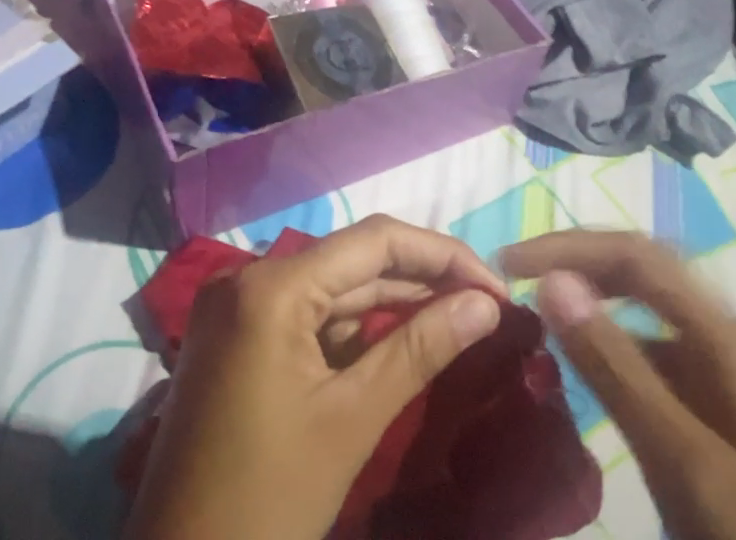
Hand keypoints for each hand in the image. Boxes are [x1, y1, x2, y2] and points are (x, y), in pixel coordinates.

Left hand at [125, 215, 505, 539]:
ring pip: (332, 289)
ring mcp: (237, 307)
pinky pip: (307, 316)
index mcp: (272, 287)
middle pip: (353, 261)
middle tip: (488, 308)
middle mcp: (248, 278)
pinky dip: (354, 330)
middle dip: (422, 281)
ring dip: (392, 305)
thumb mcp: (353, 418)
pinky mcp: (237, 336)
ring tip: (459, 321)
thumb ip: (420, 349)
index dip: (443, 255)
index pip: (374, 242)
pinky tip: (401, 342)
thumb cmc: (270, 492)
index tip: (498, 289)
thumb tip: (487, 303)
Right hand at [501, 230, 735, 539]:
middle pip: (642, 274)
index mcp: (726, 343)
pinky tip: (572, 371)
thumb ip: (620, 372)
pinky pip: (644, 358)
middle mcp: (721, 346)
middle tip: (512, 277)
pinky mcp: (705, 416)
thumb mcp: (687, 460)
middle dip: (576, 262)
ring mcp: (716, 382)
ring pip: (642, 314)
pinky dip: (601, 347)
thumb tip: (553, 283)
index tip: (506, 265)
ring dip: (587, 299)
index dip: (571, 248)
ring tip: (532, 313)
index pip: (640, 258)